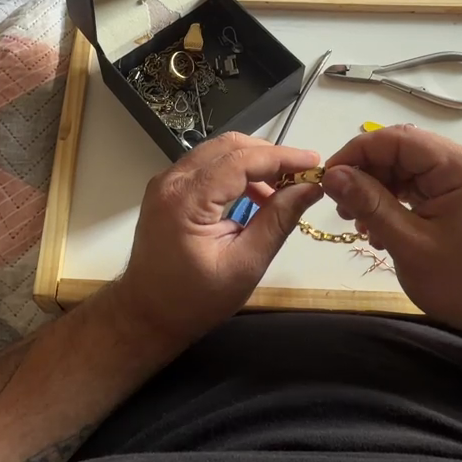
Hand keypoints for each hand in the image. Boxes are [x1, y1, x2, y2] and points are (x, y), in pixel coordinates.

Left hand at [115, 133, 322, 344]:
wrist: (146, 314)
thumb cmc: (195, 299)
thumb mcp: (245, 265)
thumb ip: (278, 221)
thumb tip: (309, 188)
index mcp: (187, 199)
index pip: (241, 160)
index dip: (282, 157)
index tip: (315, 163)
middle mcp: (172, 180)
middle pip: (229, 147)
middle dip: (270, 156)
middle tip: (302, 175)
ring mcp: (166, 181)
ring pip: (219, 152)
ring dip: (254, 163)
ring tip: (283, 188)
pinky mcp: (168, 188)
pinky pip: (208, 165)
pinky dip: (236, 172)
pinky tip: (256, 195)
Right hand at [322, 125, 461, 340]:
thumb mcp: (409, 244)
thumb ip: (369, 204)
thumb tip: (331, 175)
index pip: (399, 140)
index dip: (359, 152)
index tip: (328, 177)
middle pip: (402, 151)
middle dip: (366, 174)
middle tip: (341, 206)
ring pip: (407, 168)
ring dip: (377, 190)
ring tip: (358, 223)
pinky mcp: (460, 196)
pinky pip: (418, 185)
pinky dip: (394, 201)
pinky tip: (378, 228)